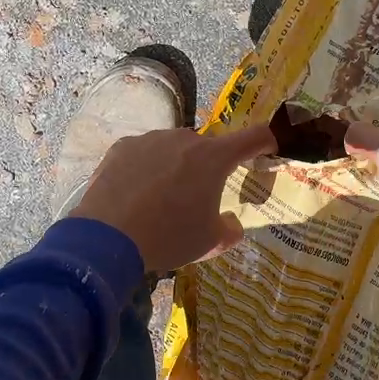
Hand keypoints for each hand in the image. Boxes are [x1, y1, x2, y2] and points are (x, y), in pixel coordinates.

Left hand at [70, 125, 275, 272]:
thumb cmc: (169, 236)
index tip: (270, 147)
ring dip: (174, 167)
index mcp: (213, 157)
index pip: (253, 137)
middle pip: (206, 148)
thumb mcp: (208, 242)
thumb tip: (231, 224)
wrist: (108, 236)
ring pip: (172, 149)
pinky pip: (143, 154)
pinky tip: (135, 195)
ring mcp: (150, 139)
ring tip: (160, 201)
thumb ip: (228, 230)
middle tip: (198, 198)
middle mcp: (184, 139)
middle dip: (208, 168)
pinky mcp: (122, 146)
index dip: (266, 141)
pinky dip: (145, 169)